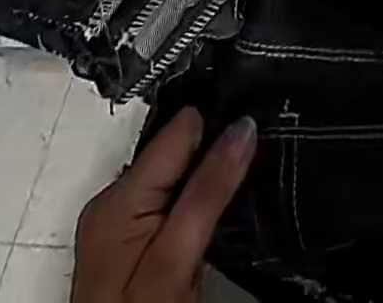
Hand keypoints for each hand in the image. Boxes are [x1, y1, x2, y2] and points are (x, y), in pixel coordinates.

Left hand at [72, 108, 257, 302]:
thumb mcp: (176, 262)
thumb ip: (208, 191)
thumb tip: (243, 125)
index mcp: (119, 199)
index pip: (181, 129)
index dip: (222, 120)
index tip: (263, 121)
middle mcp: (117, 201)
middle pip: (180, 147)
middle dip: (221, 144)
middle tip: (264, 146)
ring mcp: (126, 223)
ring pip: (182, 170)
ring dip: (216, 167)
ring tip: (255, 166)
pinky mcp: (140, 241)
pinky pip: (178, 195)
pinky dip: (207, 191)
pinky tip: (229, 198)